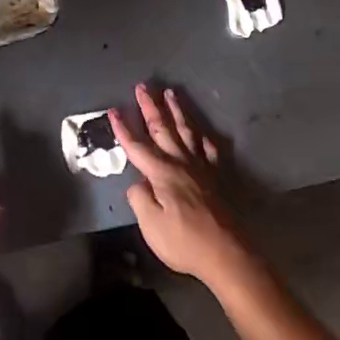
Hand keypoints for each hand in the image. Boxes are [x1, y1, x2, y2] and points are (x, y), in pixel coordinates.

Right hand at [112, 84, 258, 288]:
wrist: (226, 253)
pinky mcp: (216, 177)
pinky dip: (204, 136)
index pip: (137, 147)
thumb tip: (139, 182)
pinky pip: (209, 149)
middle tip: (142, 86)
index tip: (113, 110)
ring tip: (171, 93)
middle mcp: (182, 163)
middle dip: (150, 107)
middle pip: (163, 130)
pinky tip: (202, 131)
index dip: (123, 129)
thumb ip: (140, 199)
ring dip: (177, 112)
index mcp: (162, 174)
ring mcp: (201, 168)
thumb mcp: (151, 224)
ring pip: (187, 132)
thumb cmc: (184, 241)